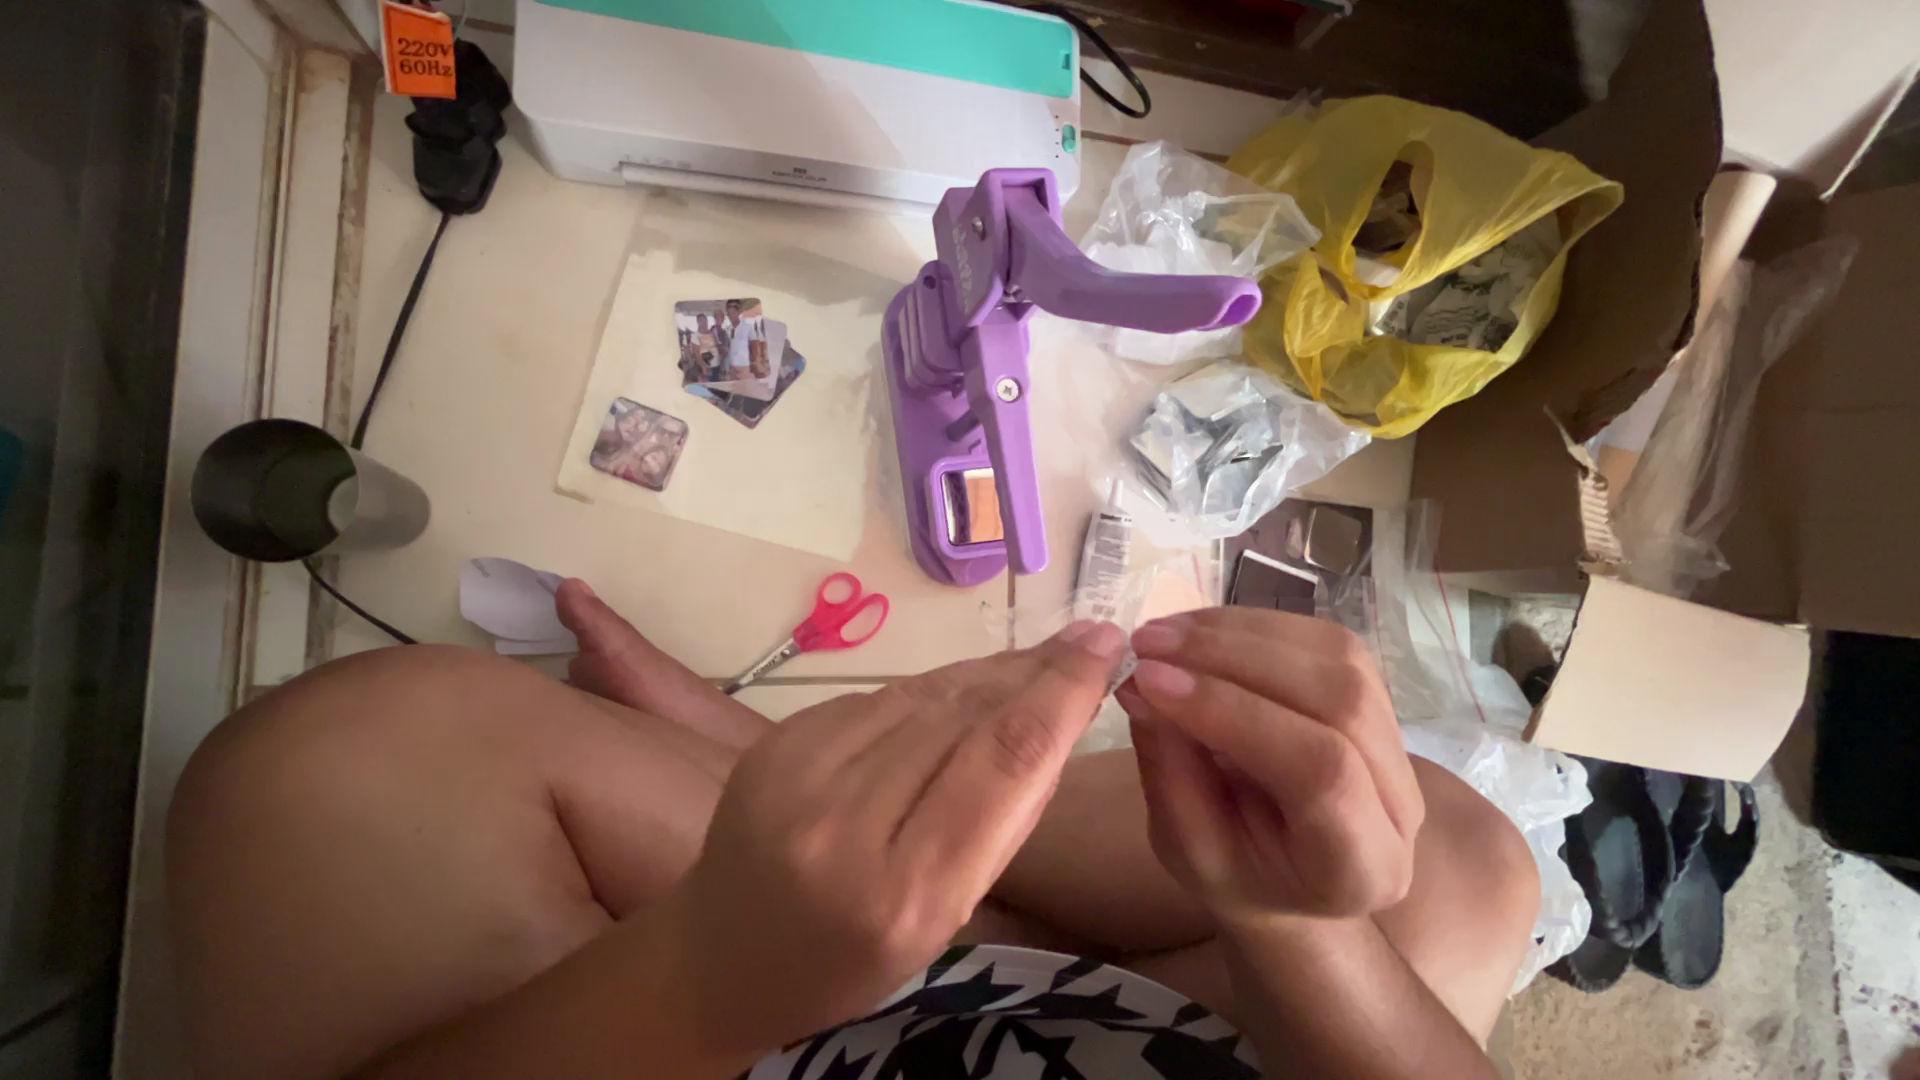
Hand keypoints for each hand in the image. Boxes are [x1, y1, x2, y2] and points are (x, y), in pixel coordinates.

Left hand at [660, 622, 1127, 1056]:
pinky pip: (879, 698)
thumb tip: (1052, 715)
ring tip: (1036, 656)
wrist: (726, 953)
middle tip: (1084, 641)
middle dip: (1033, 670)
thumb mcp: (948, 914)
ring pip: (922, 694)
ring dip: (988, 670)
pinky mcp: (779, 739)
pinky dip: (932, 688)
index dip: (1061, 691)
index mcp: (906, 890)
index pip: (1003, 761)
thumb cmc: (856, 957)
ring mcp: (800, 772)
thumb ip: (1000, 819)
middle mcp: (846, 822)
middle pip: (965, 715)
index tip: (1103, 646)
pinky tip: (964, 686)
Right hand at [1117, 608, 1422, 920]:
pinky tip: (1195, 629)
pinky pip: (1323, 640)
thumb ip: (1170, 770)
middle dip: (1232, 657)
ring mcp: (1398, 741)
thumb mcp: (1186, 847)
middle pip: (1339, 698)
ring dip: (1238, 632)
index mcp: (1361, 866)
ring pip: (1336, 657)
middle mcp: (1401, 800)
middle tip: (1147, 644)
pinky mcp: (1377, 697)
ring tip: (1162, 633)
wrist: (1285, 869)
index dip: (1231, 711)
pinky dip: (1251, 624)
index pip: (1319, 770)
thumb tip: (1142, 684)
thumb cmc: (1234, 871)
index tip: (1149, 679)